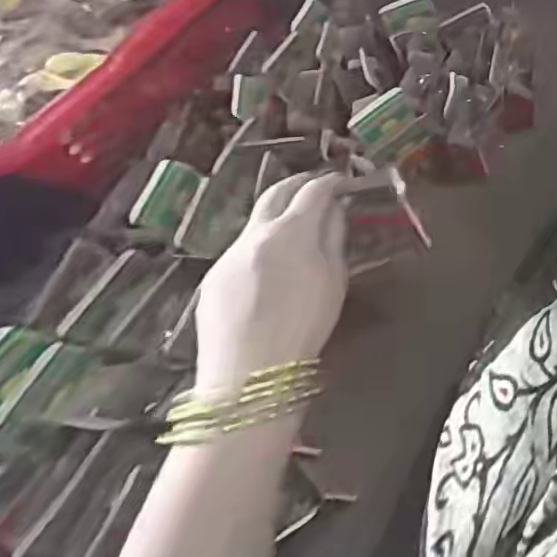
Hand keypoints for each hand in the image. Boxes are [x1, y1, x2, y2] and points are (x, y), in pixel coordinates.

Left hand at [193, 172, 348, 390]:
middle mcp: (254, 234)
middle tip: (318, 185)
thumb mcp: (334, 279)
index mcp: (290, 232)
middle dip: (299, 183)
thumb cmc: (304, 325)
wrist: (246, 377)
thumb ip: (334, 237)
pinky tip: (274, 266)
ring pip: (257, 222)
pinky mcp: (212, 278)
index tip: (345, 179)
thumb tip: (335, 209)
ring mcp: (228, 255)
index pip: (314, 190)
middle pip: (276, 193)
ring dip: (280, 215)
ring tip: (300, 227)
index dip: (332, 181)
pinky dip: (263, 244)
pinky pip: (243, 249)